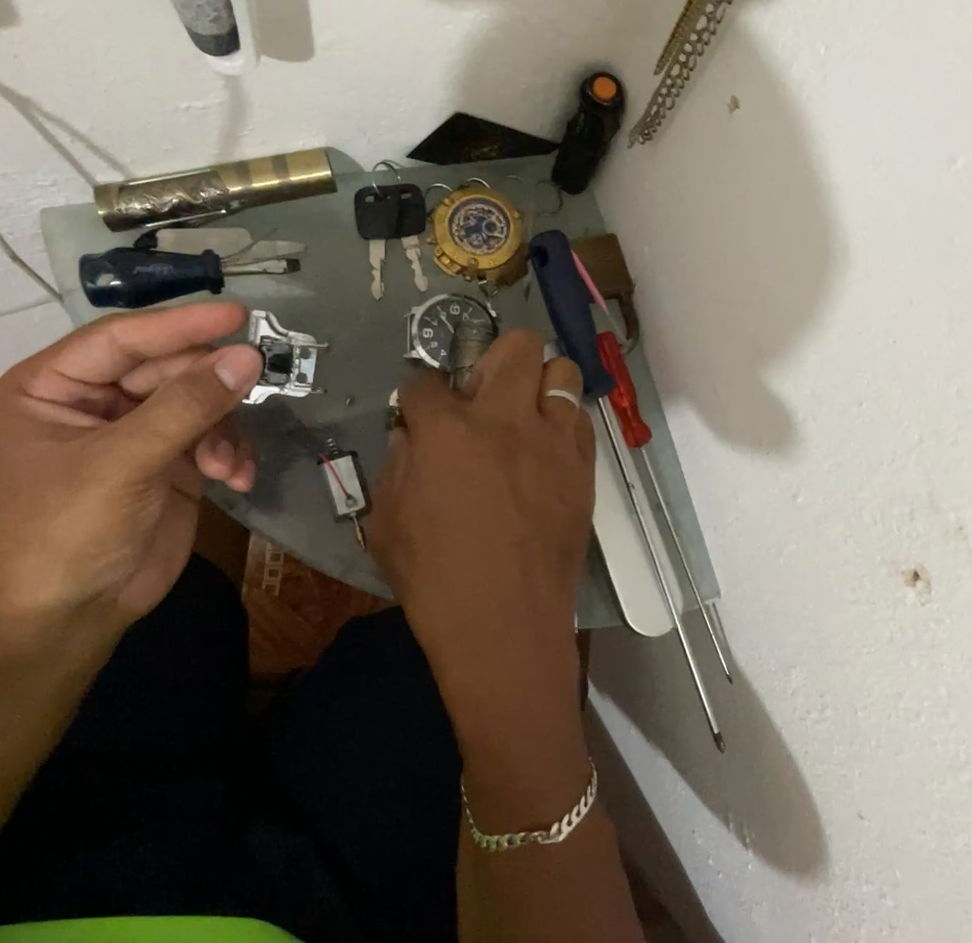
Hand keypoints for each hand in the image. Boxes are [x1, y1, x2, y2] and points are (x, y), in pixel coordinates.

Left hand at [0, 303, 261, 641]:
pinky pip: (214, 436)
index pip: (122, 340)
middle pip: (167, 369)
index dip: (179, 326)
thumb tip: (248, 356)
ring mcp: (135, 433)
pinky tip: (237, 479)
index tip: (237, 315)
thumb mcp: (123, 464)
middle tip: (253, 386)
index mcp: (51, 388)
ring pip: (199, 401)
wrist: (74, 615)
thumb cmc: (68, 532)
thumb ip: (186, 407)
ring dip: (223, 429)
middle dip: (207, 388)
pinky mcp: (171, 462)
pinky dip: (232, 453)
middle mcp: (93, 402)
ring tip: (228, 465)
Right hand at [368, 330, 594, 709]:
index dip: (417, 392)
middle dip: (494, 358)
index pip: (424, 380)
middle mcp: (505, 420)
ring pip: (561, 371)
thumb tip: (413, 436)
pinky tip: (547, 452)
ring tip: (524, 417)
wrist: (506, 624)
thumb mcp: (388, 525)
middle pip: (517, 346)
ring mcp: (552, 441)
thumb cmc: (436, 581)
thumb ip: (398, 466)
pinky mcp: (583, 467)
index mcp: (447, 431)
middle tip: (483, 394)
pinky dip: (561, 424)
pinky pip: (580, 420)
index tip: (420, 407)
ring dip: (539, 385)